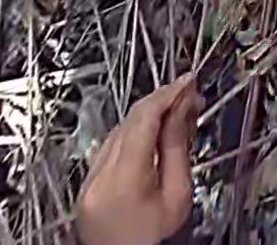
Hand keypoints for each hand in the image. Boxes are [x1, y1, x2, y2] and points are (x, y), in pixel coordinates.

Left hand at [76, 75, 201, 244]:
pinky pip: (112, 146)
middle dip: (162, 101)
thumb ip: (177, 145)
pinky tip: (154, 134)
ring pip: (121, 129)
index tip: (188, 81)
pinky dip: (135, 133)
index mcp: (122, 181)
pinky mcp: (87, 187)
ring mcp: (88, 183)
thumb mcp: (177, 194)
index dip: (168, 93)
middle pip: (131, 119)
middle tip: (189, 96)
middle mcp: (98, 178)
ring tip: (177, 114)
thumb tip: (181, 104)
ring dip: (150, 116)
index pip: (144, 117)